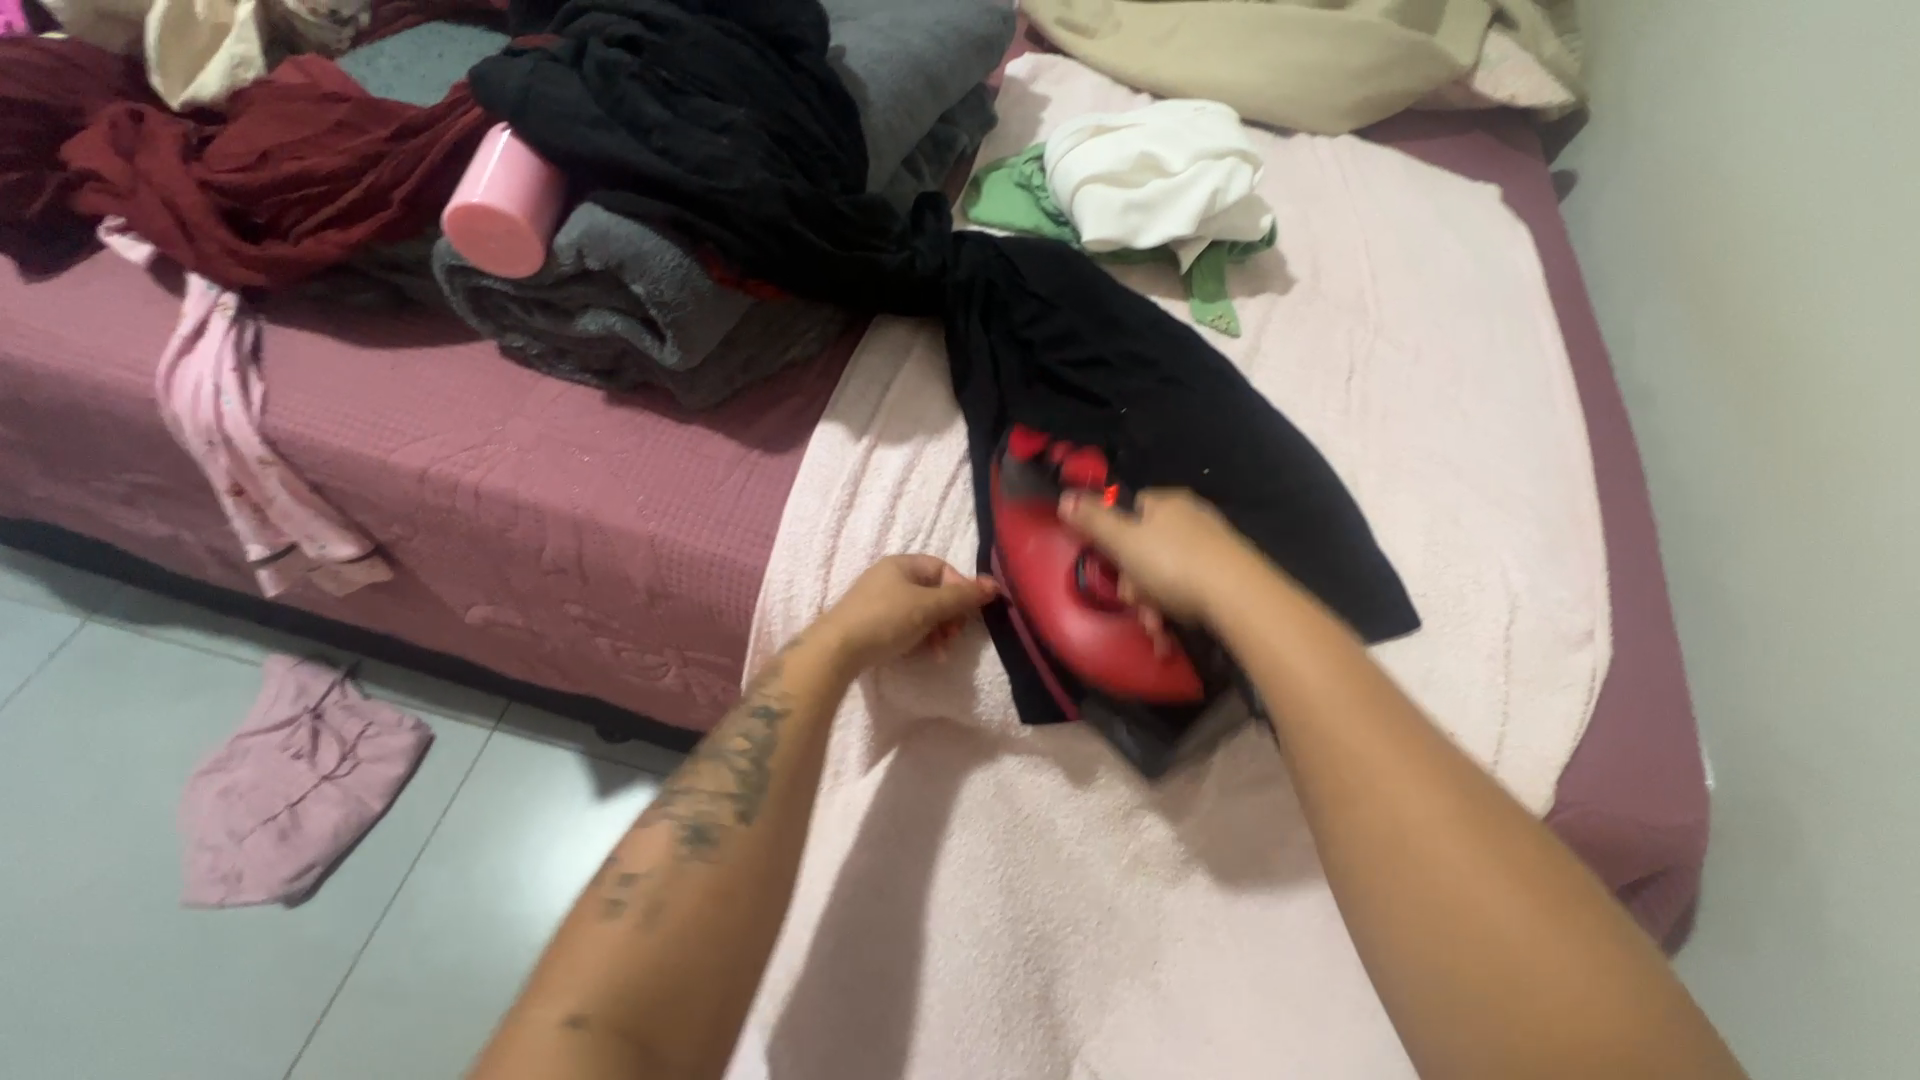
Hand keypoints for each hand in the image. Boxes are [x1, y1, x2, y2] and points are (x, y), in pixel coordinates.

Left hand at [815, 554, 998, 672]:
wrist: (836, 650)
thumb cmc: (885, 619)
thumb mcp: (928, 607)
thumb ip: (962, 597)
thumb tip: (995, 585)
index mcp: (901, 564)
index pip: (942, 568)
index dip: (960, 588)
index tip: (967, 613)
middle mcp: (889, 577)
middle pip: (933, 591)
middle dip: (949, 615)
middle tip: (953, 636)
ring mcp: (879, 601)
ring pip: (921, 612)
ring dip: (937, 631)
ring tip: (940, 652)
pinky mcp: (872, 624)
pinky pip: (905, 626)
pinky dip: (919, 638)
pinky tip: (923, 655)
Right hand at [1058, 488, 1271, 630]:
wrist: (1239, 597)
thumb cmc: (1173, 564)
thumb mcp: (1123, 542)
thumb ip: (1093, 521)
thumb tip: (1064, 498)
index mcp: (1166, 504)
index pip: (1132, 509)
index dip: (1115, 537)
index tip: (1110, 562)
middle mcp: (1191, 520)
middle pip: (1145, 549)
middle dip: (1134, 583)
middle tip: (1135, 601)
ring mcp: (1212, 548)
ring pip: (1165, 576)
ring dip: (1152, 604)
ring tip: (1155, 626)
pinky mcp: (1227, 576)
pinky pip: (1189, 592)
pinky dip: (1176, 612)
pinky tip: (1171, 632)